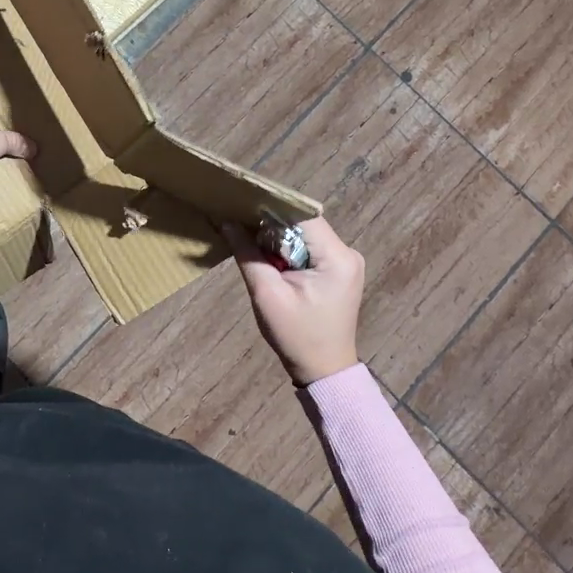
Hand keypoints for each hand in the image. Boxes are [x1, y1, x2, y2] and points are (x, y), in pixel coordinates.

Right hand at [225, 218, 362, 385]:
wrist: (323, 371)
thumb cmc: (297, 335)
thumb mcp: (267, 294)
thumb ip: (247, 254)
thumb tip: (226, 222)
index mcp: (337, 257)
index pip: (302, 215)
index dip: (271, 206)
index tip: (241, 202)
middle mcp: (347, 253)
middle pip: (302, 222)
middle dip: (270, 222)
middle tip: (238, 221)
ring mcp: (344, 261)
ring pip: (302, 233)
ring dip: (276, 236)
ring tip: (247, 237)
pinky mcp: (336, 269)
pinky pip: (306, 246)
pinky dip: (285, 248)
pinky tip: (265, 255)